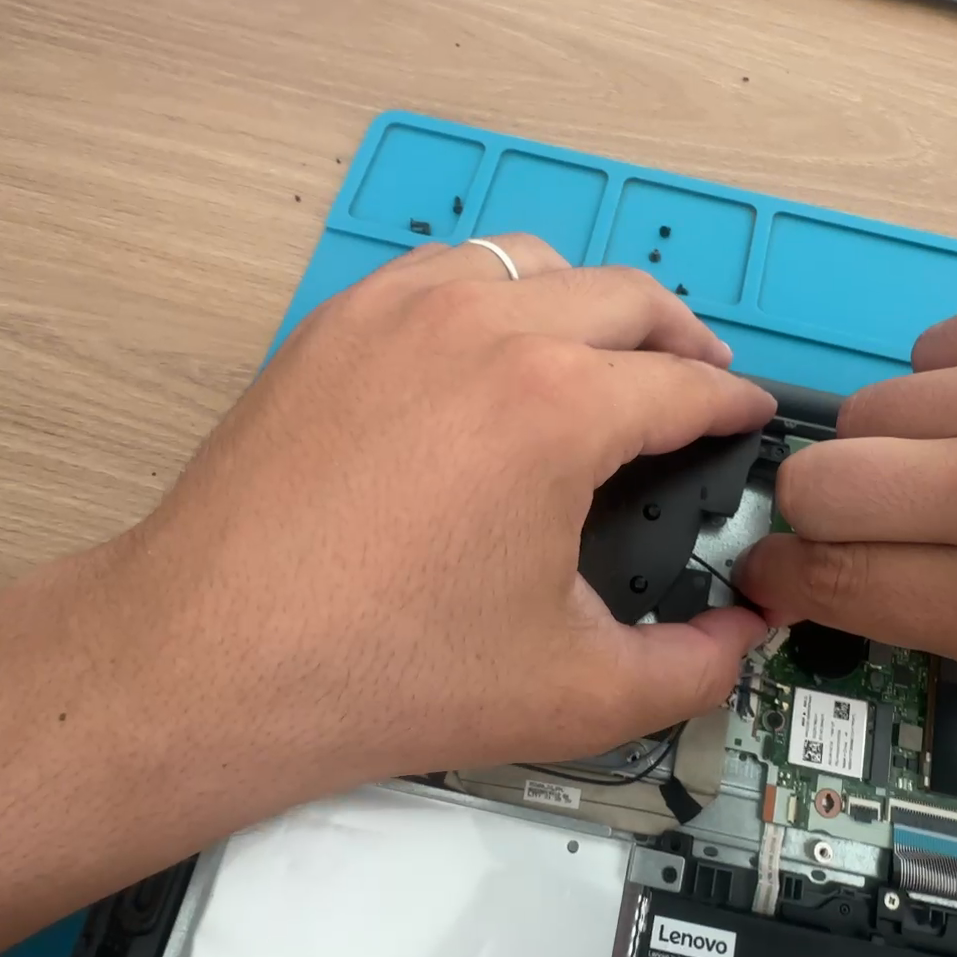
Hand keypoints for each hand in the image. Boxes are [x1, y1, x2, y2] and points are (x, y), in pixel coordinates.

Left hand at [112, 235, 775, 790]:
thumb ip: (693, 669)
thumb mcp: (577, 694)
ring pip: (540, 262)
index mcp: (558, 409)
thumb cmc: (391, 675)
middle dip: (683, 340)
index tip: (748, 418)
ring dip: (593, 302)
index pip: (686, 387)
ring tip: (605, 355)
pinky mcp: (340, 321)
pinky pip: (450, 270)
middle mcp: (488, 329)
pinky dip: (501, 292)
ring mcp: (404, 310)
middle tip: (699, 383)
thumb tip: (748, 636)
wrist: (208, 662)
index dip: (734, 406)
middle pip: (629, 298)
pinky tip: (496, 345)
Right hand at [738, 279, 956, 698]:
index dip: (781, 575)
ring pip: (867, 406)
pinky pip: (934, 349)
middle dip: (817, 505)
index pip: (834, 580)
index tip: (771, 568)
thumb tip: (814, 567)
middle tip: (869, 509)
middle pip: (819, 480)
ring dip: (896, 442)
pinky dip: (951, 387)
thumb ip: (922, 611)